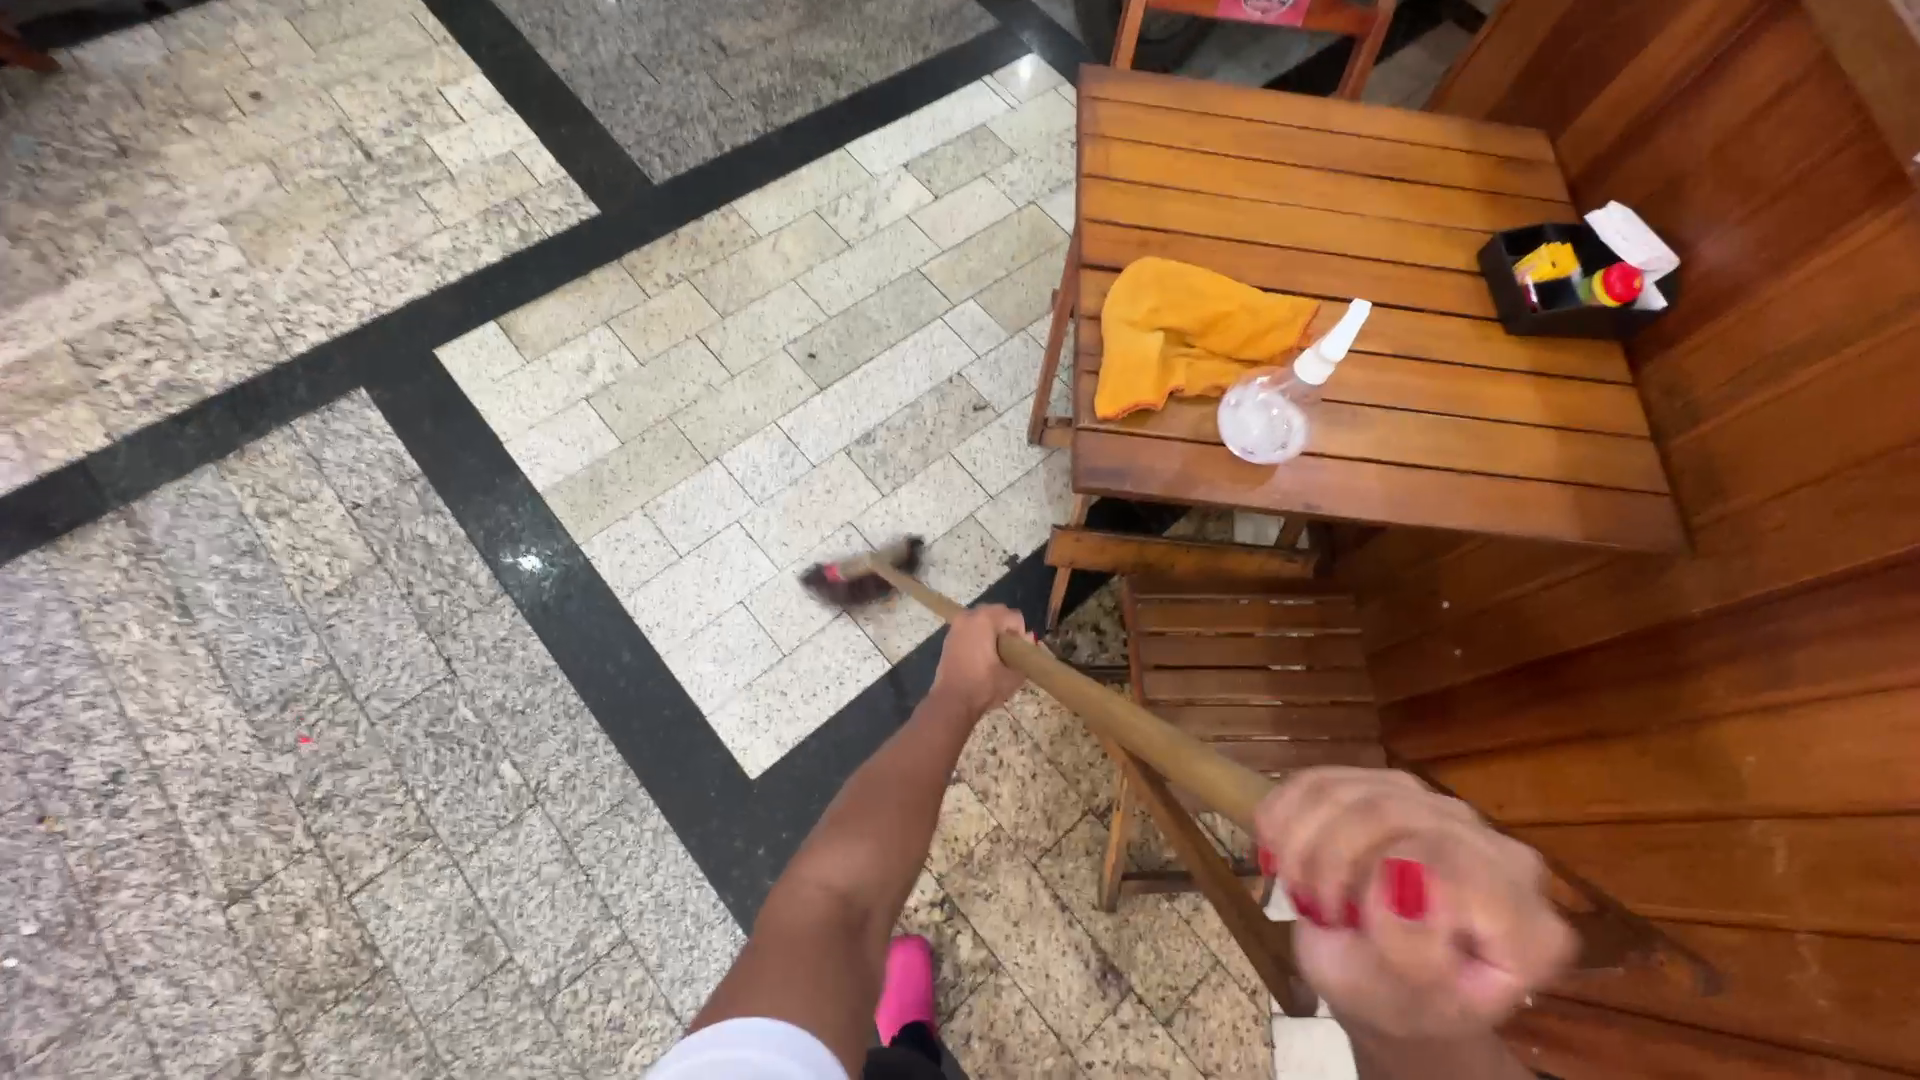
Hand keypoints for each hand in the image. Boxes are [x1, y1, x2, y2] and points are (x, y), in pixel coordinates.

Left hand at [929, 605, 1030, 715]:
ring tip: (997, 652)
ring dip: (992, 630)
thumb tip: (1029, 640)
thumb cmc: (984, 686)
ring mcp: (956, 625)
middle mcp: (968, 616)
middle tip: (1011, 649)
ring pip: (981, 619)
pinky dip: (979, 635)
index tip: (1020, 651)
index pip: (1014, 616)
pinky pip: (970, 628)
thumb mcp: (1014, 675)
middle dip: (1007, 627)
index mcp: (985, 619)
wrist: (952, 701)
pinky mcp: (949, 637)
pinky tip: (982, 655)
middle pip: (996, 612)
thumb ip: (1026, 654)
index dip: (1021, 633)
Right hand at [1253, 768, 1574, 1039]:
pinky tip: (1284, 854)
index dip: (1381, 883)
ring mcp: (1439, 811)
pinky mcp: (1387, 788)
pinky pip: (1319, 779)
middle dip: (1327, 860)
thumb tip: (1401, 878)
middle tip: (1313, 908)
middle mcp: (1493, 851)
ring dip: (1301, 840)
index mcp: (1522, 918)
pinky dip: (1284, 816)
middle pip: (1388, 811)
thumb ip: (1413, 950)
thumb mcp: (1406, 999)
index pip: (1448, 859)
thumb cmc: (1399, 1004)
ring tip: (1301, 886)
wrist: (1381, 985)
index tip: (1350, 923)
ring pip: (1347, 790)